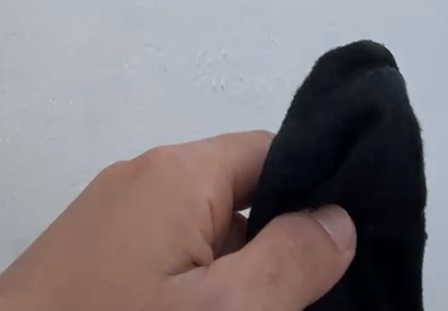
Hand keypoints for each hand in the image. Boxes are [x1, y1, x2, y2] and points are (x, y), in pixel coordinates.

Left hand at [0, 130, 357, 310]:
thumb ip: (290, 262)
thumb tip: (339, 214)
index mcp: (178, 171)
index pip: (271, 152)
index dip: (318, 190)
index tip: (358, 240)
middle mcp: (142, 179)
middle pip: (238, 195)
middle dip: (281, 244)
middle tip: (324, 297)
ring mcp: (110, 221)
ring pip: (201, 235)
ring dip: (238, 273)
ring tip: (277, 306)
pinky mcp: (89, 260)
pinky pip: (163, 259)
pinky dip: (195, 286)